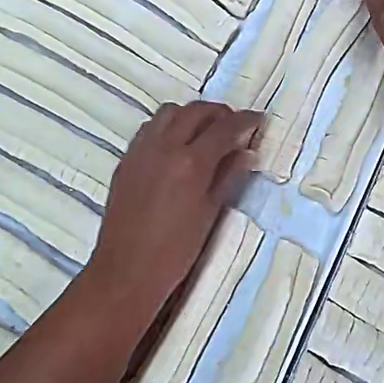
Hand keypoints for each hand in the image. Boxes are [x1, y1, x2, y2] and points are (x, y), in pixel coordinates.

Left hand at [87, 102, 261, 317]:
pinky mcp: (126, 160)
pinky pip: (149, 128)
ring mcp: (141, 151)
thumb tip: (246, 152)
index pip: (224, 128)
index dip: (245, 121)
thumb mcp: (211, 212)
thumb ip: (229, 176)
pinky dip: (168, 126)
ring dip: (191, 115)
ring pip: (169, 112)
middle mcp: (164, 147)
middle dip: (219, 112)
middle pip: (196, 111)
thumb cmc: (176, 250)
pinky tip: (176, 145)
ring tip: (204, 131)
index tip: (257, 120)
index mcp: (191, 162)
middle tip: (233, 125)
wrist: (127, 271)